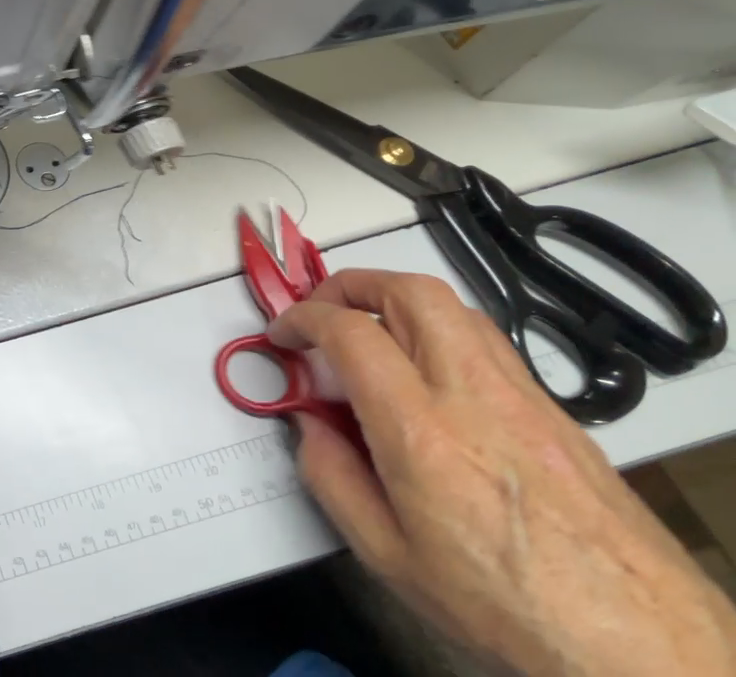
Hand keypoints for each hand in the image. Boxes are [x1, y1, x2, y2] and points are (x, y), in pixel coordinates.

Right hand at [272, 268, 735, 675]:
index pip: (350, 333)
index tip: (283, 334)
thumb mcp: (385, 553)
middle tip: (322, 310)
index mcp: (421, 433)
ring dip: (397, 303)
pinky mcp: (558, 415)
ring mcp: (525, 400)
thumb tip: (311, 426)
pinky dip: (440, 334)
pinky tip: (423, 375)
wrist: (641, 647)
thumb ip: (330, 476)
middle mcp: (475, 399)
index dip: (302, 318)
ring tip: (369, 334)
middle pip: (412, 293)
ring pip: (456, 308)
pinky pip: (488, 345)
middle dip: (352, 284)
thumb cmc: (508, 607)